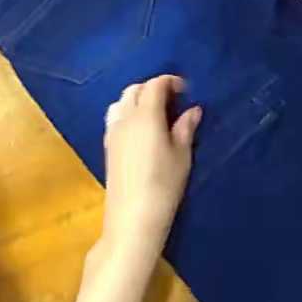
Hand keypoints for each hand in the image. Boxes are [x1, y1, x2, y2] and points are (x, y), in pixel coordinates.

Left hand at [101, 75, 203, 254]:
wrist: (132, 219)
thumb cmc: (164, 185)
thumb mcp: (182, 155)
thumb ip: (186, 128)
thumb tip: (193, 109)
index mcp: (145, 116)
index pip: (154, 85)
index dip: (170, 82)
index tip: (186, 89)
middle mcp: (125, 119)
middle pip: (134, 90)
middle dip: (153, 88)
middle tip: (173, 100)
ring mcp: (112, 133)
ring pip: (120, 102)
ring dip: (137, 99)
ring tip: (156, 112)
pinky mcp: (107, 148)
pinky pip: (115, 118)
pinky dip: (127, 113)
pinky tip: (140, 130)